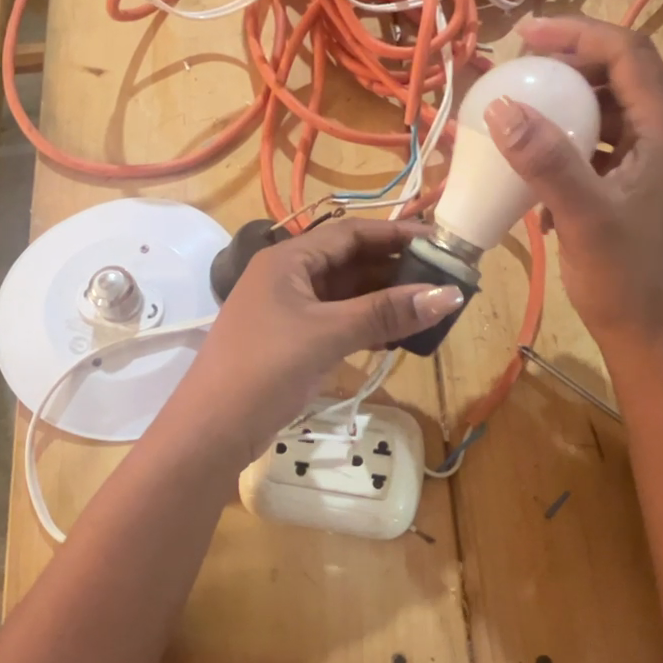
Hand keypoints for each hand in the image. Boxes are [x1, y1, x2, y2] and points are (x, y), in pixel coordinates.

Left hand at [167, 218, 463, 457]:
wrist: (212, 428)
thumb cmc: (265, 368)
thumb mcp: (327, 335)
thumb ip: (386, 313)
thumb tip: (450, 295)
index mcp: (287, 259)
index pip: (350, 233)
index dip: (397, 235)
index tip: (441, 243)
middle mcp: (287, 278)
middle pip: (350, 263)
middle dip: (395, 270)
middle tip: (445, 280)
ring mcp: (288, 312)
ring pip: (346, 296)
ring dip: (385, 300)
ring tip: (431, 308)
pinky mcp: (293, 343)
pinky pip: (338, 322)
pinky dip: (368, 326)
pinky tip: (399, 336)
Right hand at [483, 16, 662, 355]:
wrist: (652, 336)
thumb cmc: (625, 280)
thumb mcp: (582, 217)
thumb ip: (544, 160)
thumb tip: (500, 106)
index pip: (628, 54)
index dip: (577, 35)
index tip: (525, 35)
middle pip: (621, 74)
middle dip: (570, 62)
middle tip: (518, 64)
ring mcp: (653, 163)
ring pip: (609, 109)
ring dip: (566, 101)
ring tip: (521, 103)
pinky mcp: (637, 187)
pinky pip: (601, 145)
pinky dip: (569, 140)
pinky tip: (535, 162)